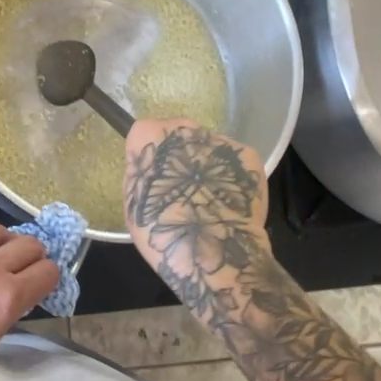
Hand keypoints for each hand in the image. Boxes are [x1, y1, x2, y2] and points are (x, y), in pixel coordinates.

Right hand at [123, 118, 270, 274]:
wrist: (215, 250)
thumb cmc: (162, 230)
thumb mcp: (133, 201)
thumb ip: (140, 170)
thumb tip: (149, 159)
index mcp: (151, 136)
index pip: (145, 133)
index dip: (150, 156)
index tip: (154, 177)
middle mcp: (186, 129)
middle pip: (179, 134)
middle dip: (179, 154)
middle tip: (182, 187)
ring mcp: (220, 141)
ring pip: (208, 146)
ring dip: (206, 163)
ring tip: (208, 198)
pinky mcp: (248, 157)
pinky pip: (233, 161)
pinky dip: (230, 176)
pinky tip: (227, 200)